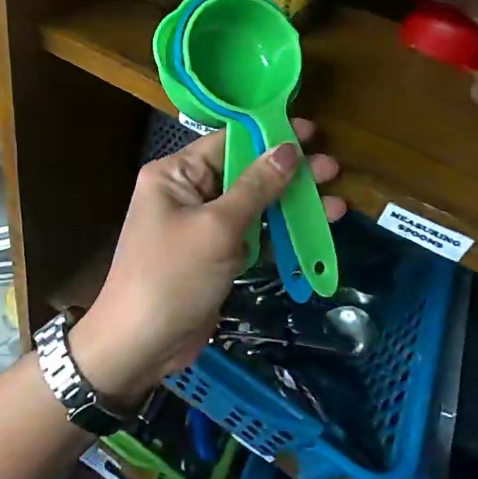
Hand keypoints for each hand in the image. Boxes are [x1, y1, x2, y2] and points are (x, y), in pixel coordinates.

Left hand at [72, 119, 346, 405]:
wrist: (141, 345)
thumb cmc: (173, 276)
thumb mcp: (218, 227)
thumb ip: (256, 187)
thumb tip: (288, 148)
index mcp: (175, 174)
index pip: (228, 142)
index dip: (270, 135)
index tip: (311, 133)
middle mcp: (186, 193)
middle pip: (245, 173)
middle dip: (288, 173)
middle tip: (332, 169)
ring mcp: (201, 226)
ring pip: (253, 206)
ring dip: (291, 205)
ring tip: (336, 201)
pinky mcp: (214, 255)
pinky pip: (251, 235)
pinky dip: (279, 234)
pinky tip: (314, 231)